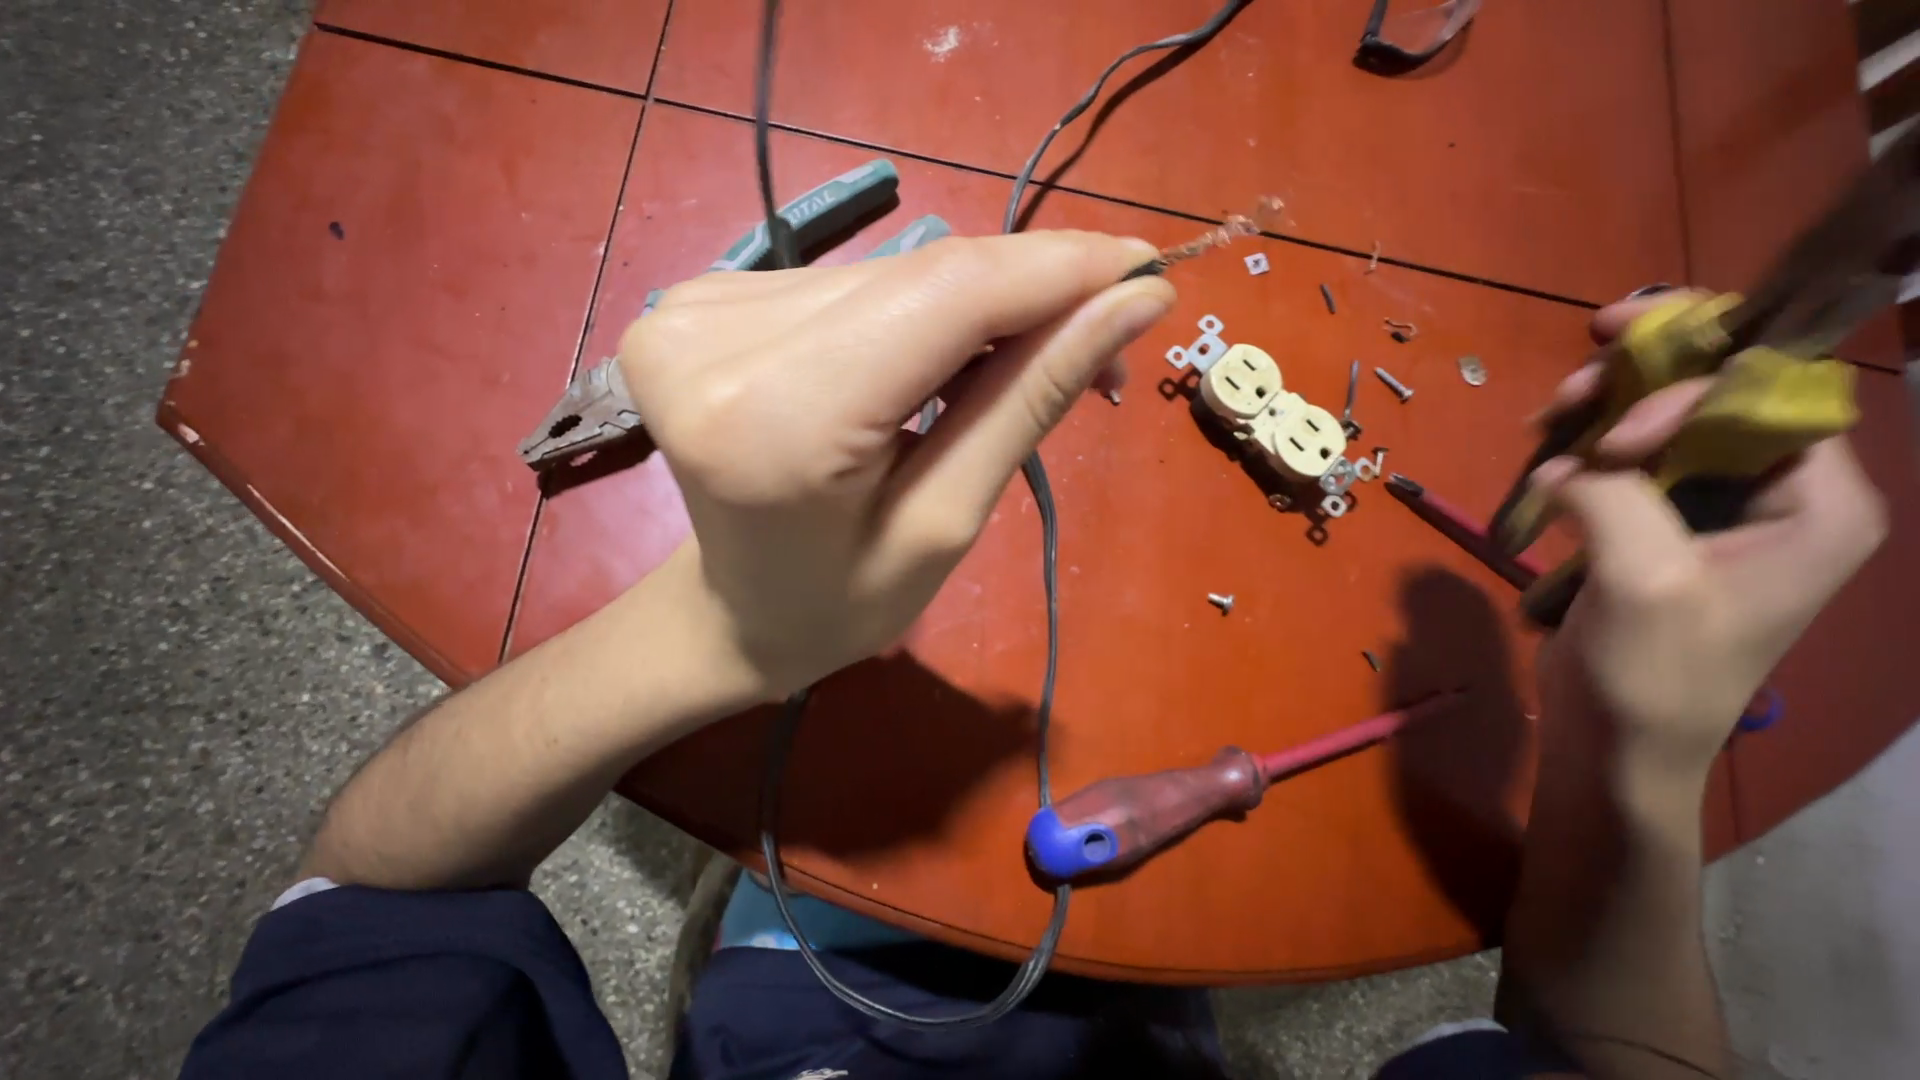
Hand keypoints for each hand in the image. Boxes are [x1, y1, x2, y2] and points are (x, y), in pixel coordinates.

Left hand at [618, 232, 1173, 700]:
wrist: (731, 610)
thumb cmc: (842, 601)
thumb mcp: (947, 521)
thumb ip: (1029, 401)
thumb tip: (1133, 299)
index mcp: (780, 417)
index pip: (947, 294)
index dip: (1056, 268)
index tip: (1148, 268)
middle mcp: (717, 340)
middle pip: (920, 276)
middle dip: (1028, 296)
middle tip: (1103, 342)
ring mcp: (692, 309)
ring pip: (890, 273)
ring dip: (973, 306)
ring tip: (1016, 367)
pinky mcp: (696, 300)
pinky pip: (848, 285)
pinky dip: (910, 311)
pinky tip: (930, 360)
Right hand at [1530, 291, 1887, 778]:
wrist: (1615, 745)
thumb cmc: (1654, 674)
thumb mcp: (1644, 579)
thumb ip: (1613, 497)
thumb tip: (1563, 462)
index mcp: (1818, 507)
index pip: (1775, 400)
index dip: (1696, 390)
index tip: (1616, 432)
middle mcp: (1775, 498)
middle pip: (1716, 400)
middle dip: (1641, 382)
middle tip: (1570, 385)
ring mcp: (1710, 514)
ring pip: (1662, 426)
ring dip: (1602, 411)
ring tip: (1544, 418)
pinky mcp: (1653, 531)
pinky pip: (1625, 465)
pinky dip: (1583, 451)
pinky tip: (1542, 454)